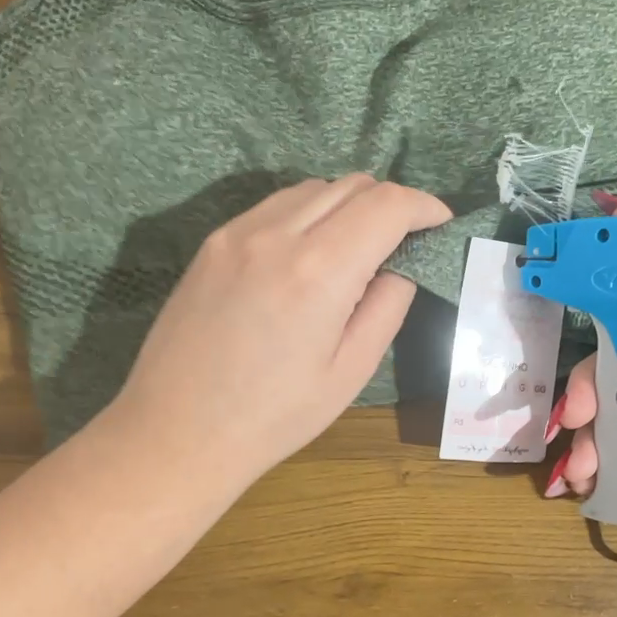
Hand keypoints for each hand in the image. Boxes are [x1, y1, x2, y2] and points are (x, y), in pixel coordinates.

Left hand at [96, 174, 451, 495]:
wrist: (177, 432)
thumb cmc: (274, 416)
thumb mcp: (351, 371)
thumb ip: (387, 305)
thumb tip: (400, 263)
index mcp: (319, 270)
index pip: (386, 204)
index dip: (424, 205)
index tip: (439, 222)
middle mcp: (276, 234)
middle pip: (352, 184)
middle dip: (389, 203)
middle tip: (403, 242)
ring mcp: (237, 232)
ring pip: (312, 187)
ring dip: (348, 204)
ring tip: (357, 248)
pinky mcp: (213, 242)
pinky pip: (275, 205)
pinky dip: (308, 213)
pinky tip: (309, 254)